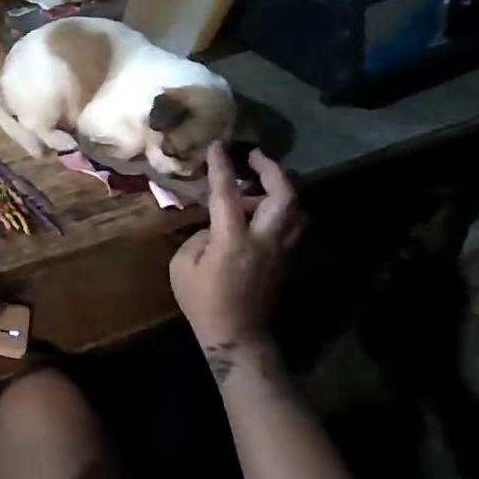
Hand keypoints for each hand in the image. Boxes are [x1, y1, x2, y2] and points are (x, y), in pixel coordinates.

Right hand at [169, 144, 303, 376]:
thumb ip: (200, 237)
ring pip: (296, 209)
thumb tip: (215, 226)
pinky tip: (264, 210)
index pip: (228, 194)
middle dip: (272, 169)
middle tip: (255, 156)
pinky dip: (282, 209)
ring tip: (261, 183)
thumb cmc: (202, 302)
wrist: (236, 334)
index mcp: (233, 240)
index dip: (222, 167)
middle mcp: (264, 239)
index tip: (218, 145)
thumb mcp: (182, 266)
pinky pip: (292, 225)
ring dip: (282, 189)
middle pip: (285, 195)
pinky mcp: (285, 259)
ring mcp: (280, 249)